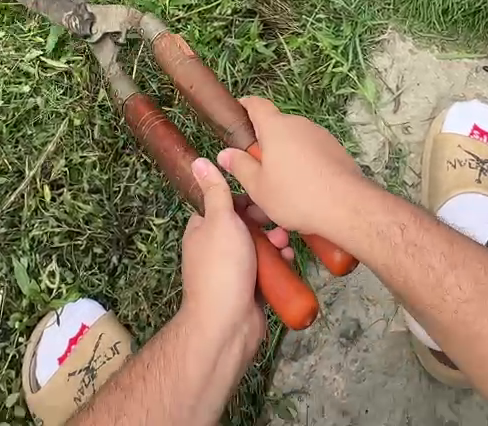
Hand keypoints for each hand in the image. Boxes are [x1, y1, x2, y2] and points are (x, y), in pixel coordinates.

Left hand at [177, 158, 277, 359]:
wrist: (228, 325)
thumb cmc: (222, 267)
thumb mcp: (219, 220)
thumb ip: (215, 191)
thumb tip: (198, 162)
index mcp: (203, 228)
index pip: (224, 203)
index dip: (244, 199)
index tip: (261, 197)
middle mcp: (216, 247)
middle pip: (245, 224)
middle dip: (264, 221)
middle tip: (277, 222)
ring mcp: (234, 269)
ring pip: (259, 246)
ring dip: (275, 242)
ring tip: (285, 243)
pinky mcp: (251, 288)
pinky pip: (268, 268)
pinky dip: (279, 263)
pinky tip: (289, 260)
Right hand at [216, 97, 372, 244]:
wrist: (346, 205)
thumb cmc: (296, 195)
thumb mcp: (259, 187)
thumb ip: (240, 166)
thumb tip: (225, 153)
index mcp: (276, 127)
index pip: (256, 104)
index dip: (244, 106)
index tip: (236, 116)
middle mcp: (298, 124)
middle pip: (275, 125)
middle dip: (264, 143)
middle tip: (256, 168)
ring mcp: (319, 134)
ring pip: (294, 140)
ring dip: (285, 155)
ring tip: (281, 186)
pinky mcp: (335, 148)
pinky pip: (312, 150)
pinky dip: (304, 163)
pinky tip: (304, 189)